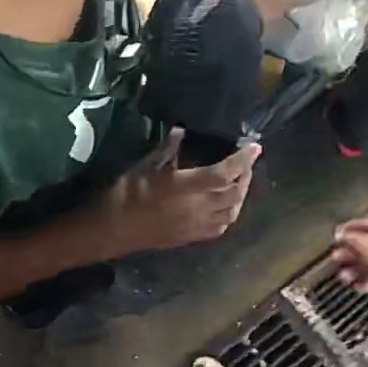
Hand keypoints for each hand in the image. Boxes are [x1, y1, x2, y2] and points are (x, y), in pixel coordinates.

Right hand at [105, 128, 260, 252]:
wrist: (112, 229)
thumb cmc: (127, 193)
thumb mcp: (146, 164)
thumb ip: (169, 147)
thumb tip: (182, 129)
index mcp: (187, 187)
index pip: (225, 173)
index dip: (243, 160)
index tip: (255, 147)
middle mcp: (198, 208)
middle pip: (234, 193)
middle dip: (245, 176)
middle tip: (245, 162)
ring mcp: (197, 225)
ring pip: (232, 212)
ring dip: (240, 195)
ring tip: (239, 181)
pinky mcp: (192, 237)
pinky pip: (220, 226)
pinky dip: (230, 213)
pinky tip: (226, 205)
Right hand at [331, 216, 367, 301]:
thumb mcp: (365, 244)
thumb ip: (349, 238)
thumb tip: (338, 233)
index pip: (359, 223)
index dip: (344, 231)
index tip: (331, 241)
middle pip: (364, 243)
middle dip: (348, 253)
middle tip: (334, 262)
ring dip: (355, 269)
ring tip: (343, 279)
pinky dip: (367, 280)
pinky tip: (357, 287)